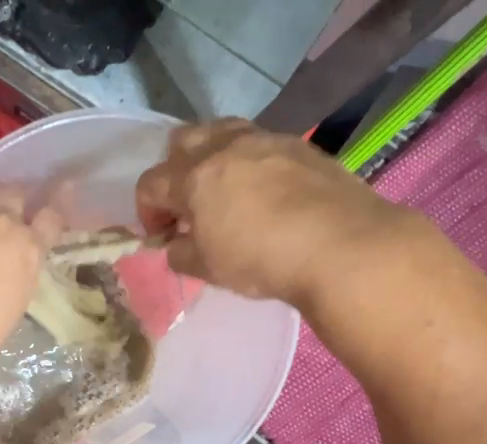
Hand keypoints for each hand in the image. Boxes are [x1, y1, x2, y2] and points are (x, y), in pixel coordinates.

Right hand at [136, 119, 427, 305]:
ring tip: (222, 191)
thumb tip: (176, 244)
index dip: (147, 212)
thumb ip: (181, 253)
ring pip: (222, 131)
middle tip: (187, 205)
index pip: (149, 184)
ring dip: (211, 157)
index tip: (163, 236)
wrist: (339, 245)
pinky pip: (258, 143)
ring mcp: (264, 140)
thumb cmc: (260, 260)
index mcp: (194, 178)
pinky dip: (247, 162)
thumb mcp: (207, 269)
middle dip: (175, 171)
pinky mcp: (298, 145)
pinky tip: (261, 192)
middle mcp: (225, 148)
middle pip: (182, 141)